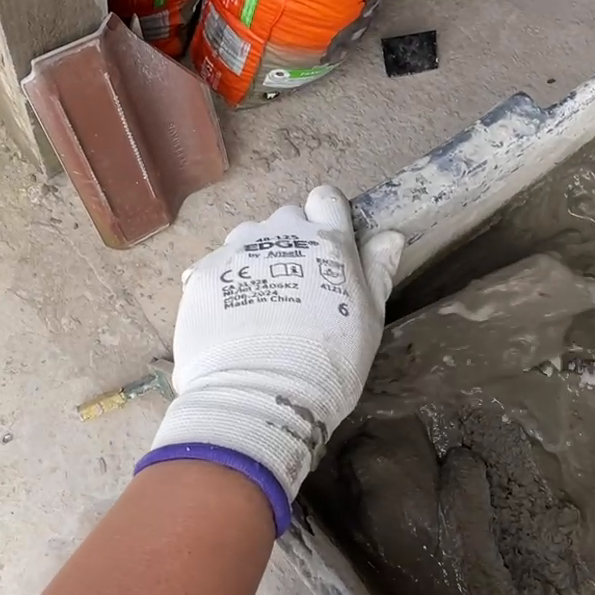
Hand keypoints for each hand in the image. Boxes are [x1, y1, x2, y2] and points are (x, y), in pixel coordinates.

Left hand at [139, 186, 403, 533]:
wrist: (258, 395)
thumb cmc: (328, 360)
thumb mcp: (369, 318)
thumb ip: (378, 271)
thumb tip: (390, 235)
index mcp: (326, 240)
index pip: (326, 199)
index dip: (327, 219)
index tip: (327, 248)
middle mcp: (279, 232)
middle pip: (286, 218)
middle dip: (291, 241)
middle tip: (295, 288)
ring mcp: (237, 251)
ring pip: (248, 239)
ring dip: (256, 258)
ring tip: (259, 305)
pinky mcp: (203, 273)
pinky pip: (217, 267)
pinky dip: (225, 284)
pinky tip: (230, 320)